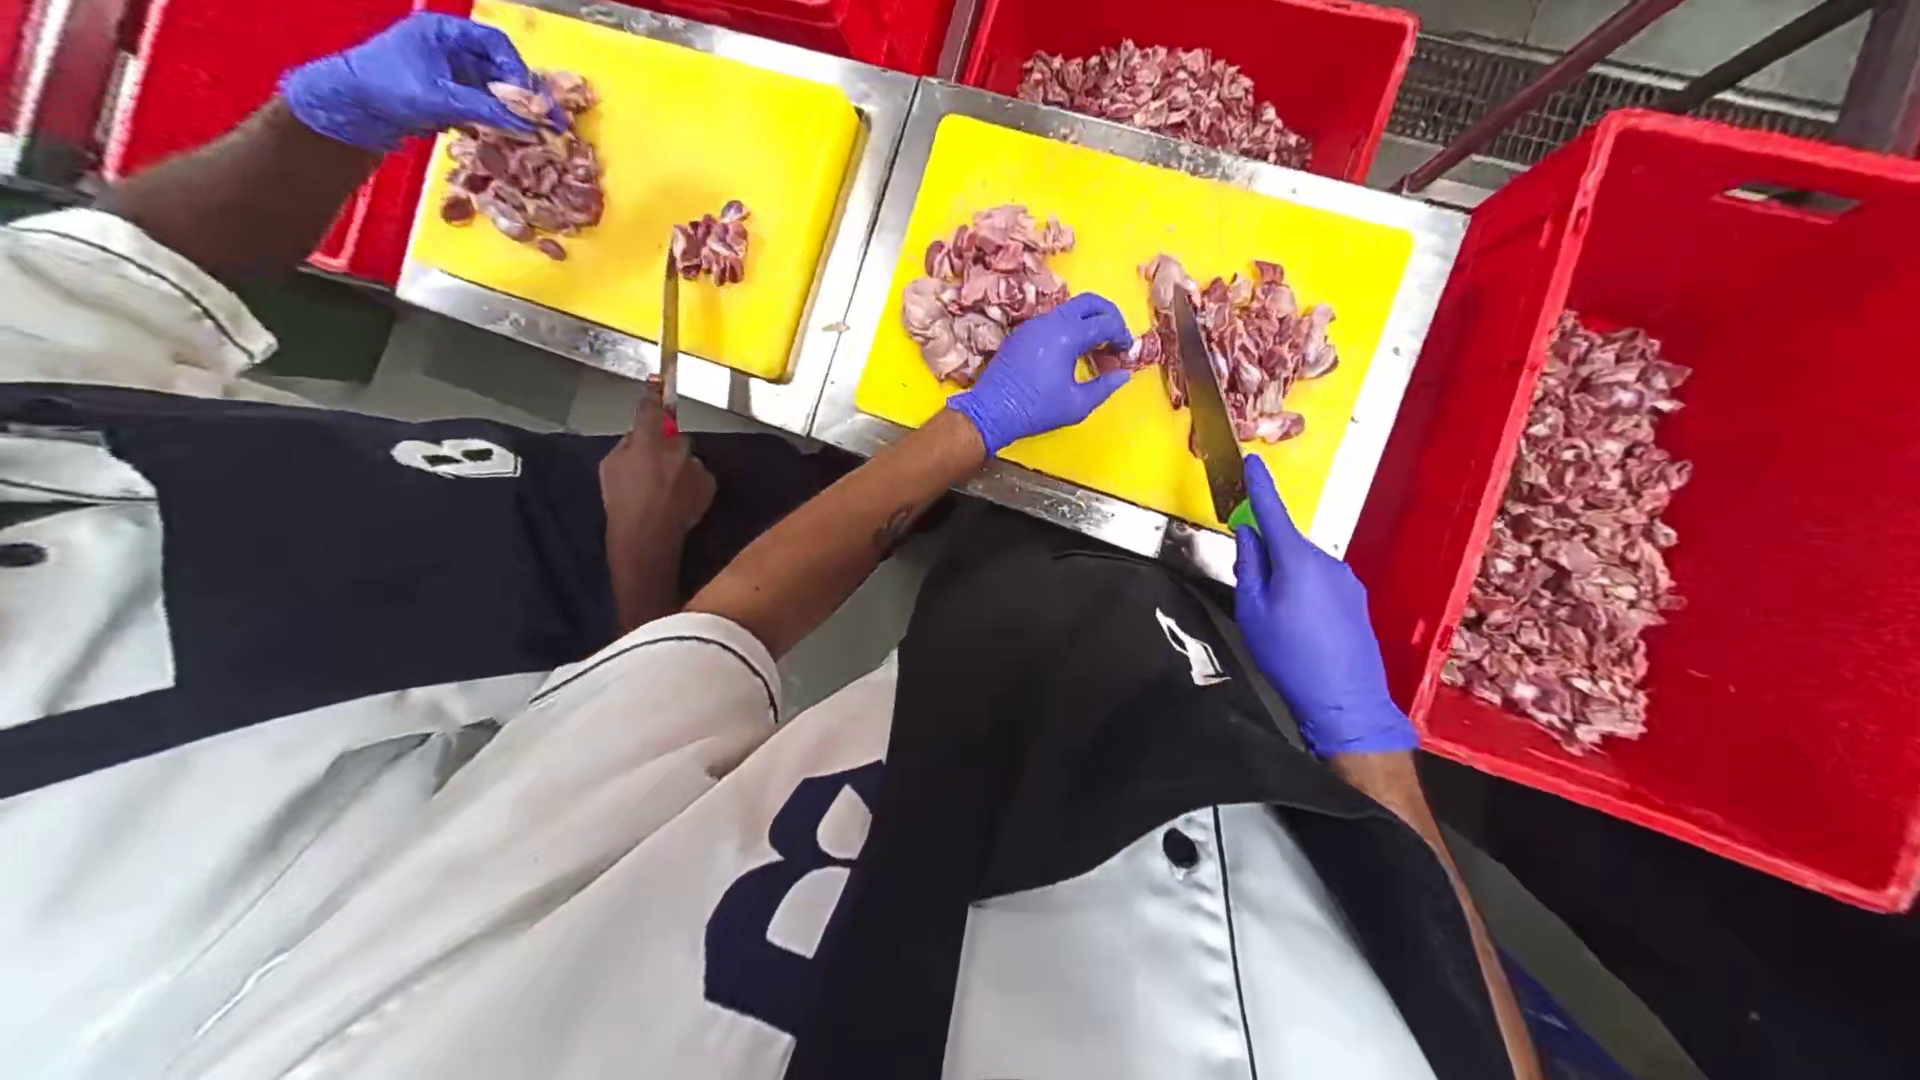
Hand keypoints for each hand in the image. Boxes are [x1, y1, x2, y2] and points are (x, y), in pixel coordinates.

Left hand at [281, 13, 542, 151]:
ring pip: (497, 91)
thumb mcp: (442, 98)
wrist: (350, 109)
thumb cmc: (386, 88)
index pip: (497, 45)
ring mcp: (452, 74)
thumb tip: (531, 127)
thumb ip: (489, 110)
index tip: (533, 101)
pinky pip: (487, 107)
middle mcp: (451, 49)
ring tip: (539, 135)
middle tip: (553, 124)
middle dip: (527, 98)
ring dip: (518, 113)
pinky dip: (502, 122)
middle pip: (502, 69)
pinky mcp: (451, 97)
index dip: (519, 72)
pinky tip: (515, 138)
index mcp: (444, 32)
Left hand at [601, 388, 715, 629]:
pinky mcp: (607, 491)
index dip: (657, 394)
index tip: (657, 380)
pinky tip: (654, 501)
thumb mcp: (702, 480)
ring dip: (648, 465)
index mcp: (649, 440)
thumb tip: (686, 457)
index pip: (652, 408)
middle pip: (643, 436)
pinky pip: (628, 478)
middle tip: (675, 458)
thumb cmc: (677, 505)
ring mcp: (612, 470)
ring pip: (634, 458)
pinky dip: (640, 484)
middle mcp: (625, 448)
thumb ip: (693, 461)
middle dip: (657, 442)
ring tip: (667, 486)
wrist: (643, 539)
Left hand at [947, 293, 1134, 454]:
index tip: (1126, 352)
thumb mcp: (1077, 405)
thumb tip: (1123, 374)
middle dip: (1109, 316)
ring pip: (1070, 309)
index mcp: (1067, 335)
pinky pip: (1053, 319)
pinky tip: (1071, 352)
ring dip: (1088, 322)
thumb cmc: (1036, 410)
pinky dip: (1069, 327)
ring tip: (1095, 349)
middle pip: (1090, 302)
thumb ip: (1105, 386)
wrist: (991, 412)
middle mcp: (1050, 321)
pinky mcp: (1022, 333)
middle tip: (1116, 339)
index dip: (1122, 335)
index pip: (1106, 322)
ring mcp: (1033, 324)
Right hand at [1233, 456, 1416, 756]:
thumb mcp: (1252, 611)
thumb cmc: (1288, 656)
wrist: (1345, 700)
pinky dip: (1302, 590)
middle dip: (1265, 555)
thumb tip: (1249, 534)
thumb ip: (1249, 567)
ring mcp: (1346, 580)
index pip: (1273, 514)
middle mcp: (1327, 562)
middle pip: (1286, 544)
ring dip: (1283, 577)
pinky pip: (1319, 581)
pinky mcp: (1355, 599)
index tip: (1252, 462)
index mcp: (1298, 561)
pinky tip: (1298, 625)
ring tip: (1275, 619)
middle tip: (1250, 592)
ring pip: (1302, 565)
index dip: (1259, 487)